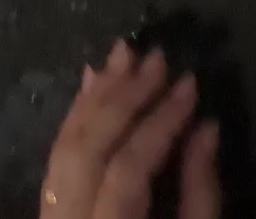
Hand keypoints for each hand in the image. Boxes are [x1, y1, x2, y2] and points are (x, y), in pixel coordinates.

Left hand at [40, 39, 219, 218]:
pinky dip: (76, 116)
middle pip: (87, 153)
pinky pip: (56, 160)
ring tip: (123, 53)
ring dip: (96, 96)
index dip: (160, 122)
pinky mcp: (49, 216)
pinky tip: (92, 83)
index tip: (191, 82)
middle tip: (157, 55)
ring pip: (63, 150)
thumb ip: (201, 195)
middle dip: (123, 97)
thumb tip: (206, 125)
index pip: (128, 172)